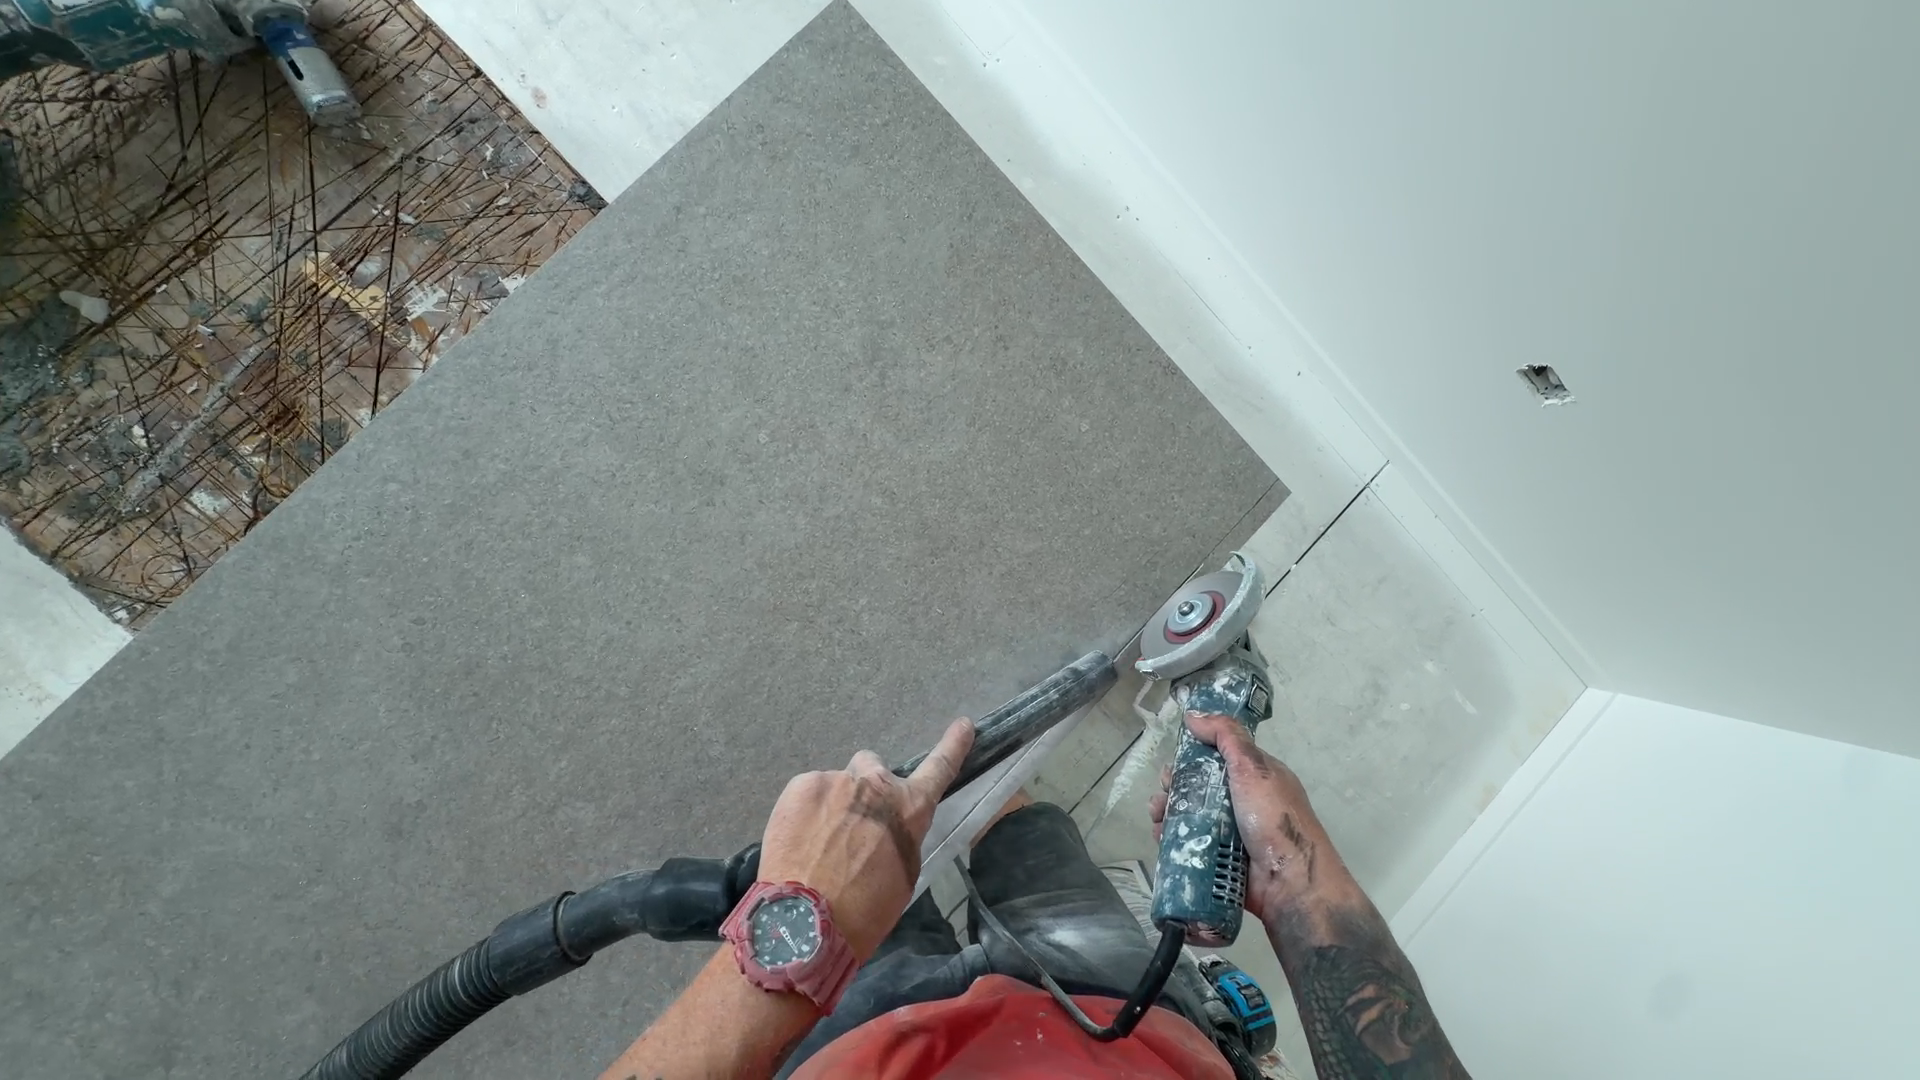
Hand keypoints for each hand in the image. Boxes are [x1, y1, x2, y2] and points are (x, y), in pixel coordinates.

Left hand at [756, 718, 974, 959]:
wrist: (805, 924)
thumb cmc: (864, 911)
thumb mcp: (902, 876)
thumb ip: (900, 837)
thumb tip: (887, 829)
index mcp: (908, 809)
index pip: (939, 768)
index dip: (953, 746)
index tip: (963, 725)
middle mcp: (874, 785)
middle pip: (872, 767)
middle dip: (865, 788)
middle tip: (851, 824)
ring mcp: (835, 780)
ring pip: (836, 784)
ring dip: (831, 806)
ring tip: (816, 846)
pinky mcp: (801, 785)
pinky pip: (807, 793)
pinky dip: (804, 814)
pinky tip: (798, 843)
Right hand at [1149, 712, 1351, 921]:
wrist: (1291, 883)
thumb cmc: (1274, 818)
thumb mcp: (1253, 766)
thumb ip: (1226, 736)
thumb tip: (1192, 715)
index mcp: (1253, 777)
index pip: (1215, 758)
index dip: (1190, 758)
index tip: (1174, 764)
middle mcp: (1241, 801)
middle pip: (1196, 786)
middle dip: (1173, 787)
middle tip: (1162, 796)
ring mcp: (1229, 832)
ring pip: (1187, 814)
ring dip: (1166, 811)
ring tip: (1157, 817)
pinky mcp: (1219, 858)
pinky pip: (1188, 842)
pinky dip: (1170, 837)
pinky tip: (1160, 836)